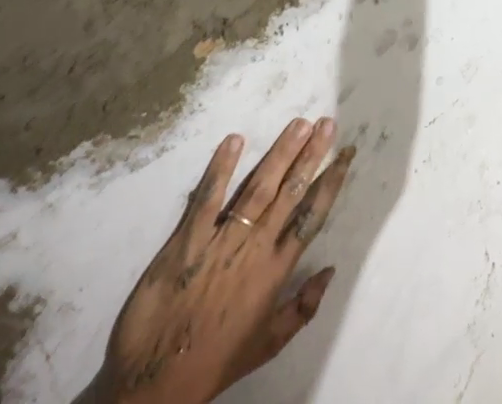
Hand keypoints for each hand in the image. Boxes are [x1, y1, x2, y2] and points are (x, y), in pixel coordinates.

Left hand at [94, 118, 354, 403]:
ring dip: (279, 153)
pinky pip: (207, 198)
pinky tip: (235, 140)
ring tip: (298, 124)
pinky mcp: (185, 240)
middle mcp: (255, 248)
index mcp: (277, 271)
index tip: (344, 156)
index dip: (330, 183)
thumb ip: (304, 307)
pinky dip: (221, 168)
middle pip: (290, 192)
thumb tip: (330, 270)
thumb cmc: (216, 361)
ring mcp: (221, 240)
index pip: (311, 216)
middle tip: (327, 124)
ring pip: (257, 187)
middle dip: (311, 155)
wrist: (157, 380)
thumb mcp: (269, 342)